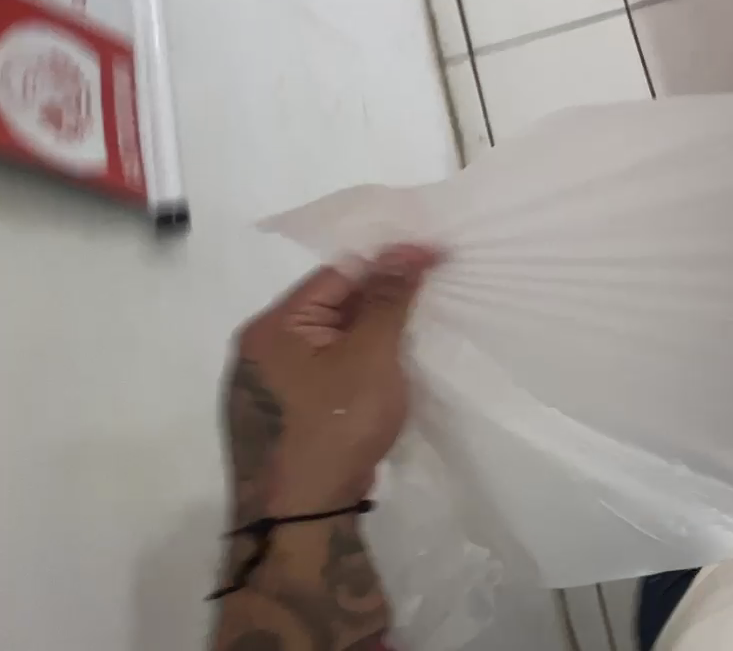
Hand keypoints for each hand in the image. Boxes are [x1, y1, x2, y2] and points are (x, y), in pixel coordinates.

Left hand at [223, 244, 441, 521]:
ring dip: (379, 321)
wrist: (303, 510)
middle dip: (387, 290)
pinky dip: (367, 348)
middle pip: (336, 298)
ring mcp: (273, 377)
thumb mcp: (372, 352)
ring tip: (424, 319)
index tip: (440, 258)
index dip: (391, 261)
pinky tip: (396, 356)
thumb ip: (389, 297)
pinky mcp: (290, 402)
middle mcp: (264, 346)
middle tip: (439, 287)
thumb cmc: (337, 422)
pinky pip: (334, 357)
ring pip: (338, 330)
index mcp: (273, 327)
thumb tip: (407, 249)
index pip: (340, 272)